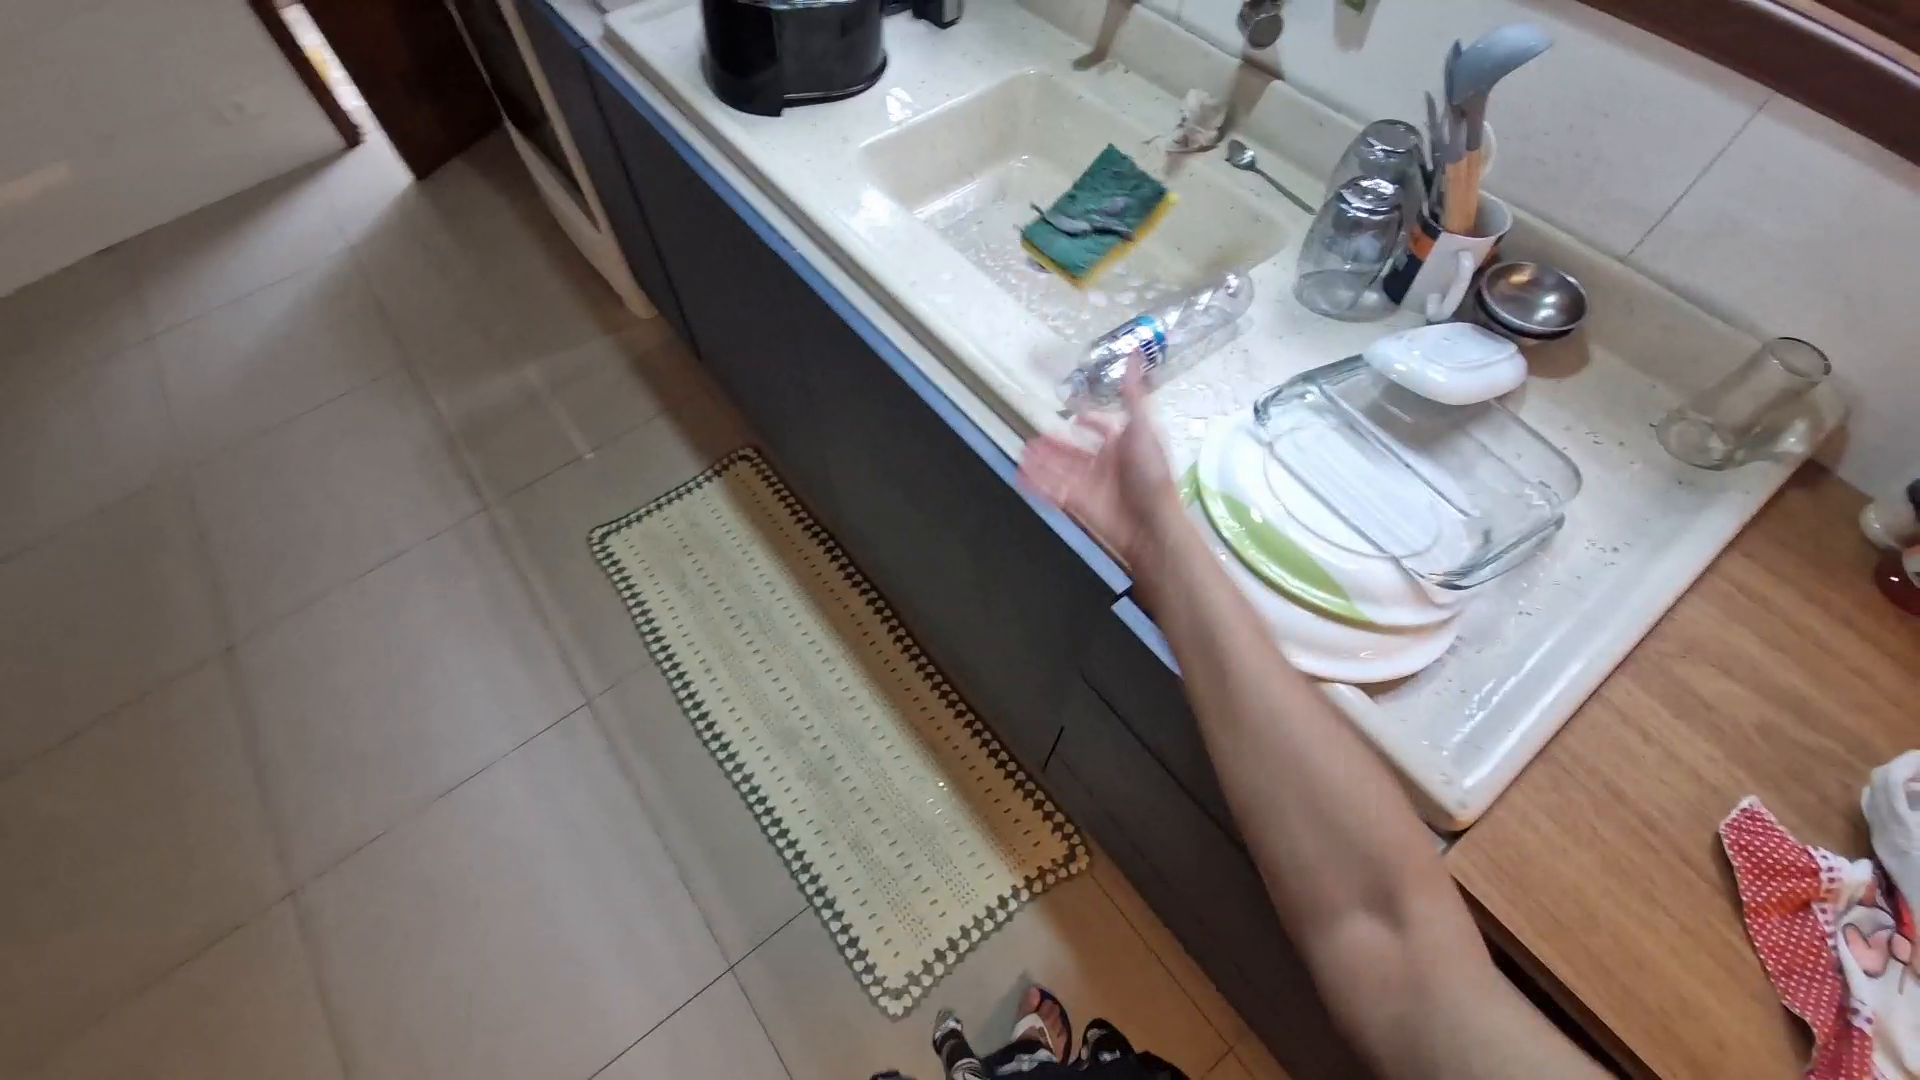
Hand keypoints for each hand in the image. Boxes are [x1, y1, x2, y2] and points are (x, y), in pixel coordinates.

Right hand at [1019, 361, 1182, 570]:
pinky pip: (1052, 490)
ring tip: (1024, 452)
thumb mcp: (1144, 426)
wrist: (1149, 522)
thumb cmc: (1151, 474)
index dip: (1090, 421)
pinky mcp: (1077, 502)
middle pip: (1075, 450)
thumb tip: (1134, 355)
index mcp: (1124, 443)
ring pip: (1060, 468)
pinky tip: (1022, 474)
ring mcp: (1089, 483)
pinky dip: (1036, 482)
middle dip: (1056, 443)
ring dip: (1042, 461)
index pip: (1103, 428)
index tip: (1075, 416)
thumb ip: (1133, 394)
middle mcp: (1105, 462)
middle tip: (1036, 437)